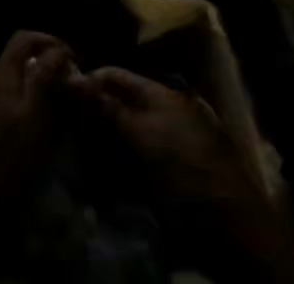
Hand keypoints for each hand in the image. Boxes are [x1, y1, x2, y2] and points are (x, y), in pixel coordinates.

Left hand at [0, 31, 74, 199]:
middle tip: (77, 86)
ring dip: (49, 83)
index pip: (27, 38)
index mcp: (4, 72)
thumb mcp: (35, 116)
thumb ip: (46, 81)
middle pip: (25, 55)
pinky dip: (39, 99)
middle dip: (53, 64)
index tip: (78, 63)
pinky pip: (20, 94)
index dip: (54, 43)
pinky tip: (54, 120)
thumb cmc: (9, 152)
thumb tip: (59, 51)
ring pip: (24, 76)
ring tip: (73, 105)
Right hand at [76, 66, 293, 283]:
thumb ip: (104, 104)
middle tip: (69, 118)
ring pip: (129, 120)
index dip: (88, 79)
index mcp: (161, 93)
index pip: (114, 73)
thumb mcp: (139, 131)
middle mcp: (168, 106)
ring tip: (83, 138)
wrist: (231, 220)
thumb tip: (71, 77)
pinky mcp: (175, 159)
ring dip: (107, 127)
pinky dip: (123, 145)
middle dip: (96, 105)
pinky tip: (108, 157)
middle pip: (121, 96)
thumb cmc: (182, 165)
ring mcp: (173, 133)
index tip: (62, 93)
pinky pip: (140, 142)